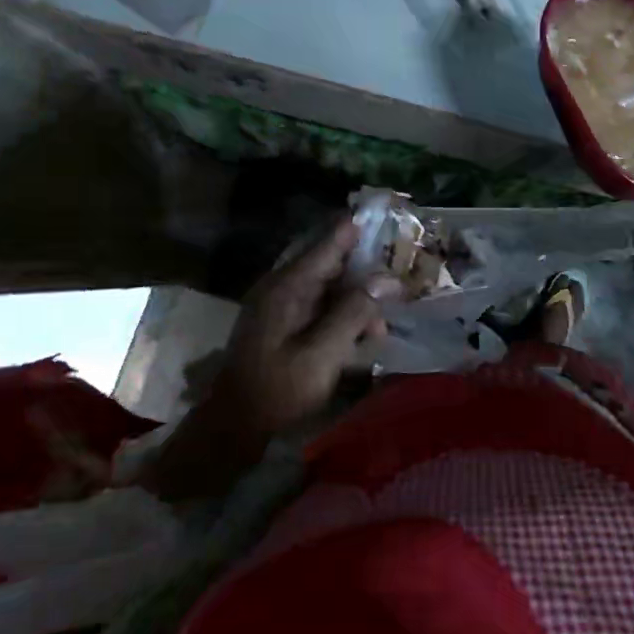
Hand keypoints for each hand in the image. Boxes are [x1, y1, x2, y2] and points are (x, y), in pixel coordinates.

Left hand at [211, 215, 398, 435]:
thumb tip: (387, 278)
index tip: (387, 209)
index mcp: (288, 285)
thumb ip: (354, 313)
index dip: (358, 226)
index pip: (329, 242)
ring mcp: (280, 303)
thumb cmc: (278, 388)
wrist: (234, 424)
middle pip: (331, 261)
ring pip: (328, 285)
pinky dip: (342, 312)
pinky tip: (360, 334)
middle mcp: (282, 285)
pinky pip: (319, 304)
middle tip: (399, 272)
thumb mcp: (322, 354)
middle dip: (366, 267)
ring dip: (356, 298)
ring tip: (380, 325)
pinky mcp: (282, 322)